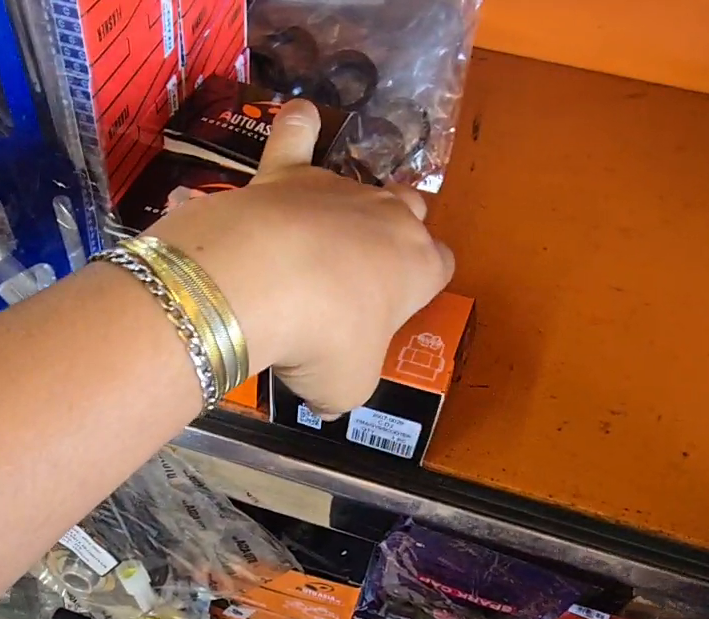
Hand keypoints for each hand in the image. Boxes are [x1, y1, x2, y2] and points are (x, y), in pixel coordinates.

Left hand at [145, 99, 453, 414]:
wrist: (268, 283)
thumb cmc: (325, 343)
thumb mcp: (345, 388)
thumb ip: (345, 392)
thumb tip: (327, 404)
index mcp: (418, 269)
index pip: (440, 267)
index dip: (421, 287)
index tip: (396, 309)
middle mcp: (389, 219)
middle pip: (412, 213)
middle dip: (398, 235)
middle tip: (362, 273)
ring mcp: (339, 190)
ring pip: (365, 180)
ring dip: (354, 202)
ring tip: (330, 230)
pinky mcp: (288, 173)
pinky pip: (298, 135)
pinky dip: (298, 129)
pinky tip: (298, 124)